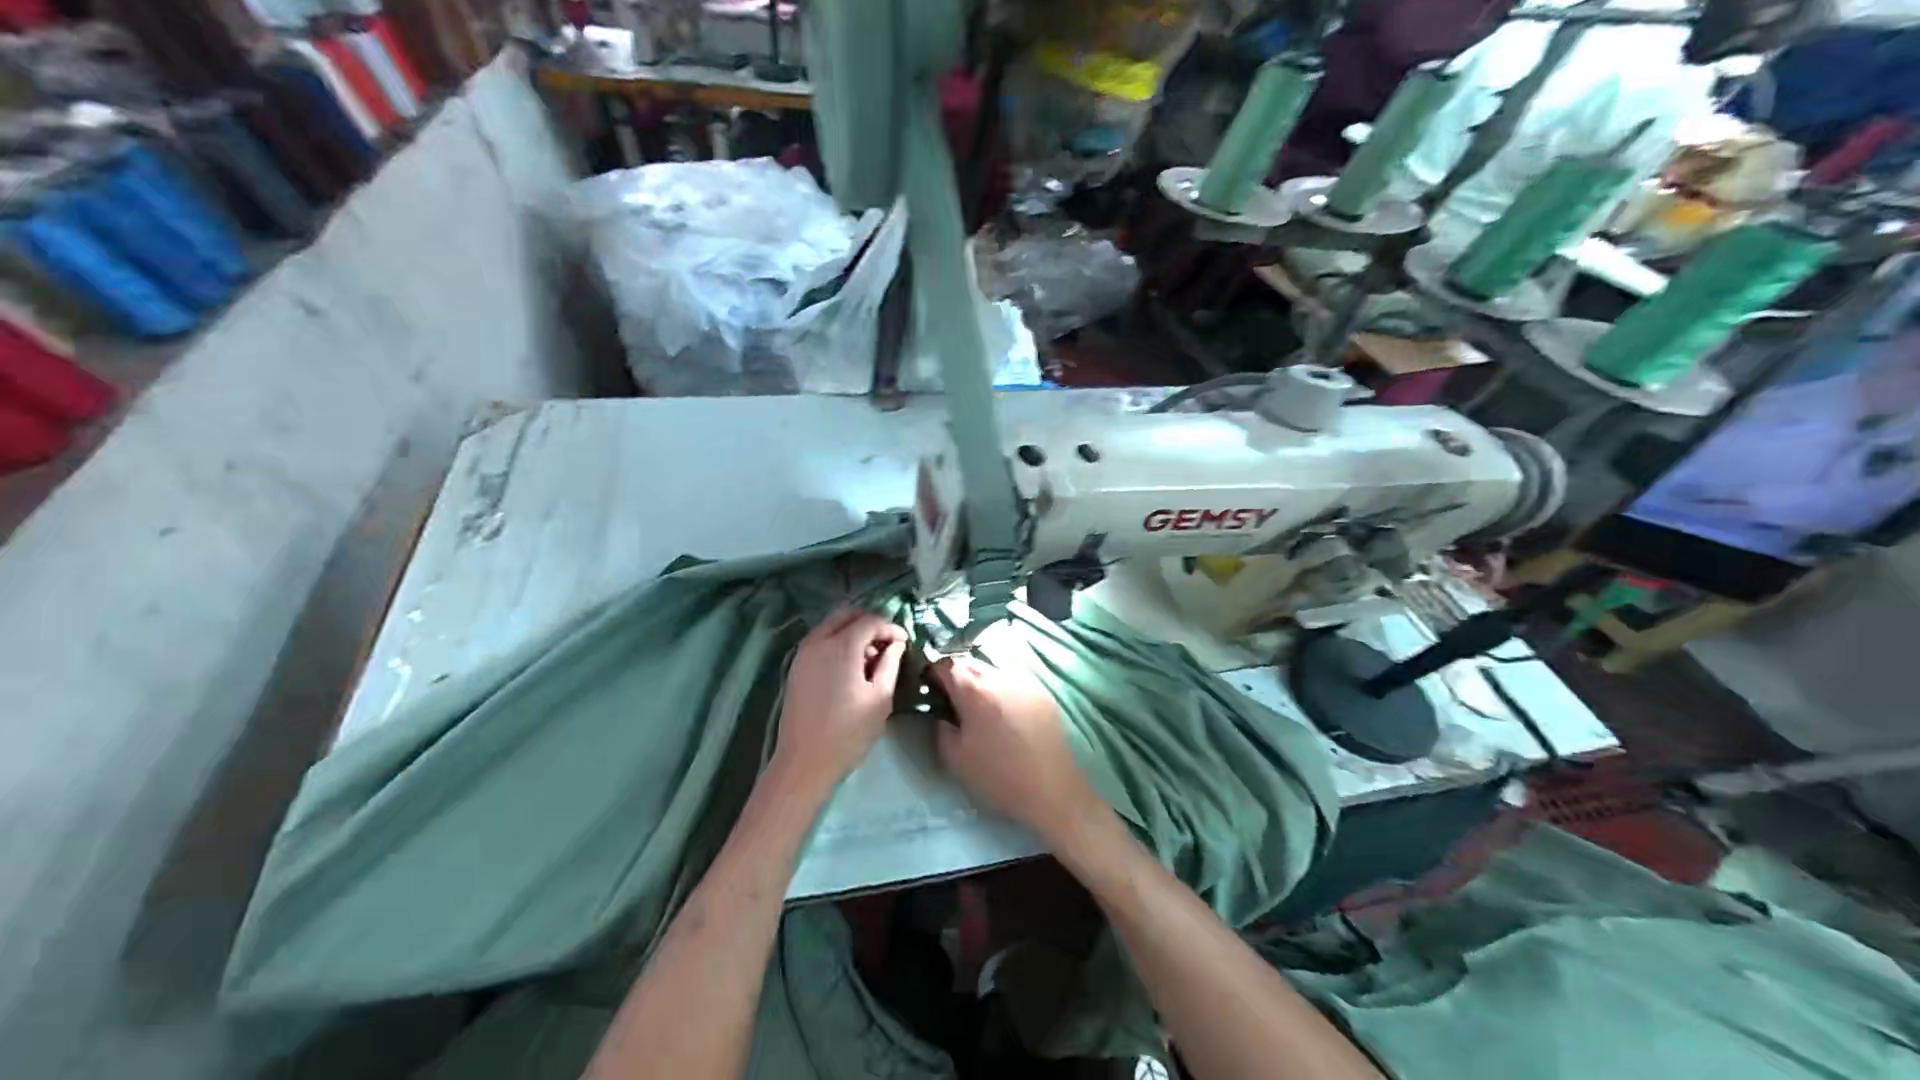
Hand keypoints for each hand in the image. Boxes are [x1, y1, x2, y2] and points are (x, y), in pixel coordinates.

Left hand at [774, 608, 907, 787]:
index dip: (891, 628)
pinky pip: (819, 641)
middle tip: (887, 644)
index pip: (870, 621)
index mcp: (841, 646)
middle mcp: (818, 642)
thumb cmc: (848, 732)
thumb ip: (890, 664)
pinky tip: (850, 666)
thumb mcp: (880, 698)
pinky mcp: (795, 667)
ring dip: (852, 632)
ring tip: (871, 658)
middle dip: (870, 623)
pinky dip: (837, 642)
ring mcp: (802, 653)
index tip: (905, 643)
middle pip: (847, 614)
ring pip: (831, 625)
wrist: (804, 762)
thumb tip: (896, 645)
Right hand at [930, 657, 1105, 846]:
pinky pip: (1015, 684)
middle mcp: (1001, 678)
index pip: (946, 664)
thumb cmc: (998, 777)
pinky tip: (1004, 715)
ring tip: (979, 709)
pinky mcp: (1044, 696)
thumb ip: (941, 728)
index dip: (932, 672)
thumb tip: (941, 713)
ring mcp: (1026, 684)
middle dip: (957, 677)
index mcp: (975, 690)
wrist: (1052, 792)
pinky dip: (1003, 692)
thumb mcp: (955, 758)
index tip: (927, 687)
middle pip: (971, 664)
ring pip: (995, 672)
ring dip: (982, 683)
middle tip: (951, 699)